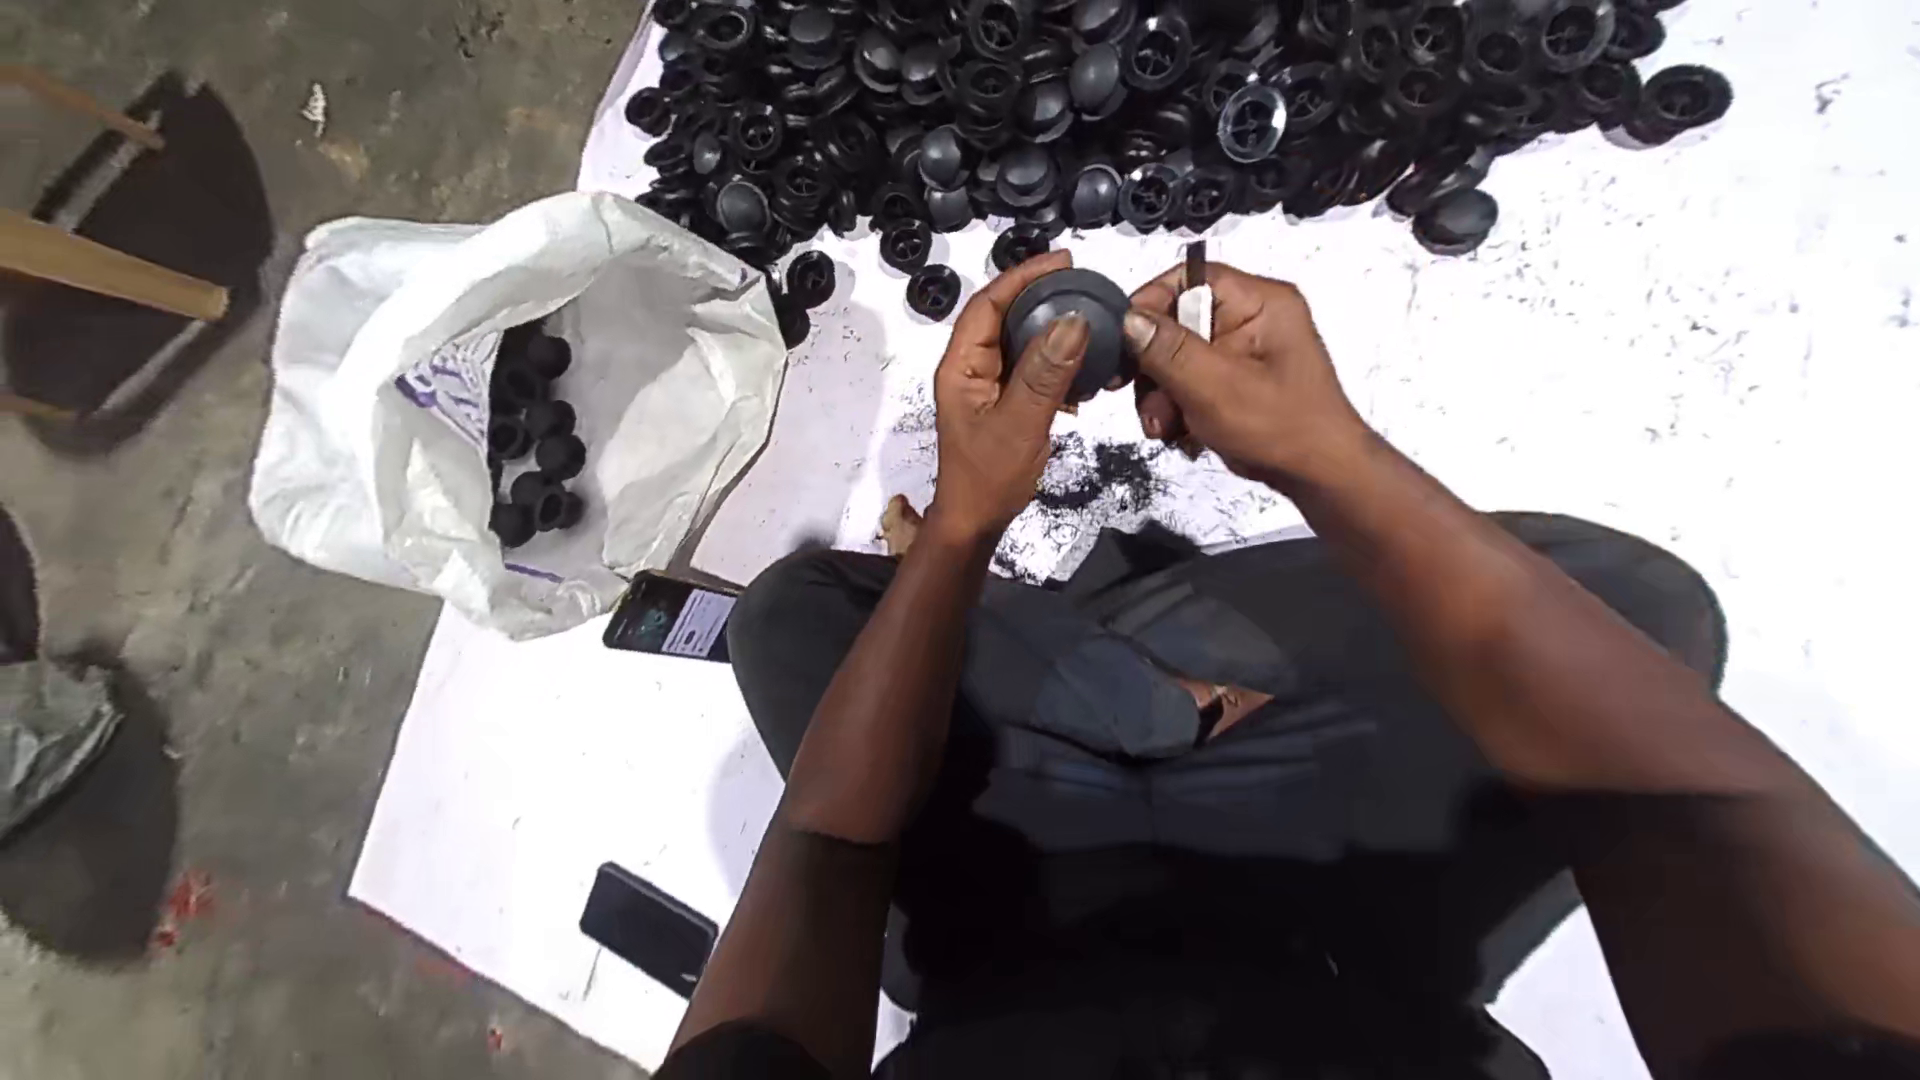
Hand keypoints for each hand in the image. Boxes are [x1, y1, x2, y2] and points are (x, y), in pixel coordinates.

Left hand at [927, 250, 1086, 543]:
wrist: (976, 521)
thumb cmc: (989, 479)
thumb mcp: (1019, 424)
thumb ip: (1044, 374)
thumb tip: (1073, 321)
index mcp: (961, 367)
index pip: (986, 305)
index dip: (1021, 278)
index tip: (1062, 262)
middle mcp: (970, 370)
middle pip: (1001, 318)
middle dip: (1039, 297)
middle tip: (1081, 287)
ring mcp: (985, 387)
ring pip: (1017, 343)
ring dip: (1049, 330)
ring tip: (1086, 320)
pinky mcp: (1001, 403)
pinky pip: (1027, 370)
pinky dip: (1052, 363)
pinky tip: (1078, 368)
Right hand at [1125, 262, 1371, 490]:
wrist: (1315, 474)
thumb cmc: (1276, 426)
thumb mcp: (1215, 387)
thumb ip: (1168, 350)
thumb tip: (1127, 319)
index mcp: (1257, 303)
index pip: (1190, 277)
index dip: (1149, 304)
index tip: (1121, 342)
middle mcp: (1247, 318)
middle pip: (1175, 323)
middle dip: (1152, 368)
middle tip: (1147, 405)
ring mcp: (1238, 351)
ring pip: (1173, 358)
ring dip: (1158, 396)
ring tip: (1164, 428)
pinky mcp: (1230, 380)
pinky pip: (1185, 382)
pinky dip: (1174, 408)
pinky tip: (1177, 431)